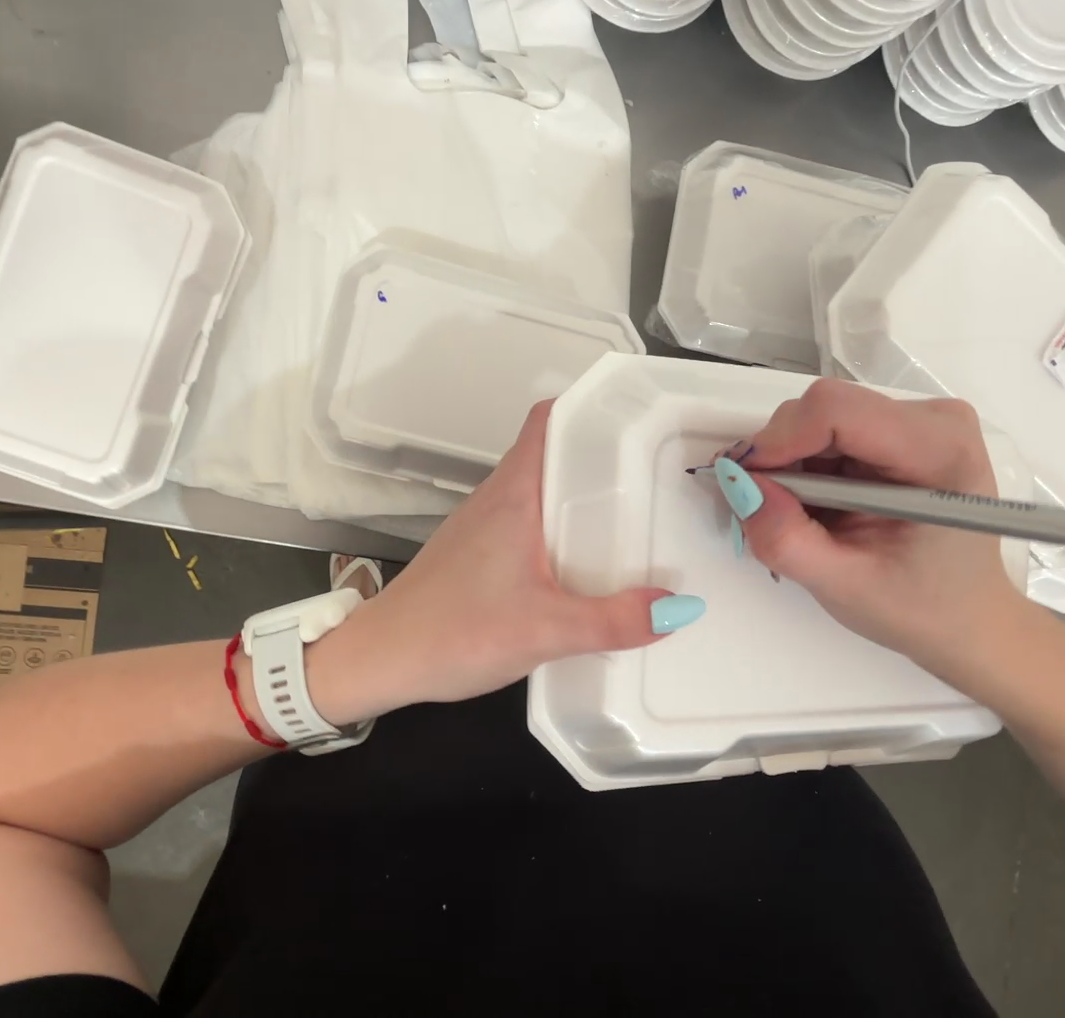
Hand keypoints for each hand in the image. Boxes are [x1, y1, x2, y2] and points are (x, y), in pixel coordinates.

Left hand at [307, 402, 703, 723]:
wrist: (382, 659)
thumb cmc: (455, 632)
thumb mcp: (545, 630)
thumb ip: (613, 621)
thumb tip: (681, 607)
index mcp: (514, 494)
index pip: (547, 420)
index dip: (591, 406)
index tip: (639, 415)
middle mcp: (498, 498)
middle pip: (554, 452)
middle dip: (605, 455)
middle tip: (658, 472)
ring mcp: (484, 525)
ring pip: (542, 489)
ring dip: (583, 494)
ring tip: (636, 514)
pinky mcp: (478, 553)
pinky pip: (530, 522)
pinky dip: (562, 528)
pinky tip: (588, 563)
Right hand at [716, 379, 1025, 670]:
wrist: (966, 619)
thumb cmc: (918, 608)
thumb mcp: (842, 586)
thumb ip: (784, 538)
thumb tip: (738, 485)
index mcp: (938, 451)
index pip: (834, 410)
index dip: (778, 441)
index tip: (748, 486)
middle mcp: (932, 420)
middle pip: (822, 409)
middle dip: (780, 456)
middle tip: (768, 511)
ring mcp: (917, 421)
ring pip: (817, 417)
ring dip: (789, 463)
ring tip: (799, 515)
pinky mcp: (900, 429)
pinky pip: (826, 429)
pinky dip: (803, 464)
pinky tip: (816, 503)